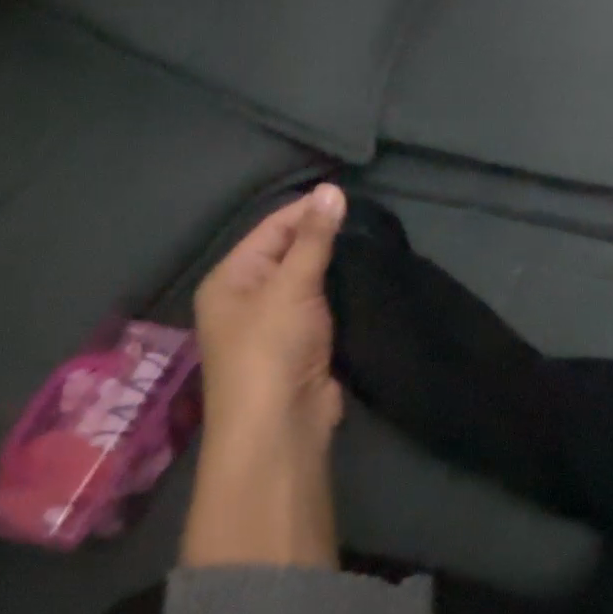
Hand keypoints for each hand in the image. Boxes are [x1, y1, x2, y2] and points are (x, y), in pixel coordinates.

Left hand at [183, 184, 346, 567]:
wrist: (281, 422)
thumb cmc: (272, 349)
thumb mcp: (292, 286)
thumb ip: (315, 239)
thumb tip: (333, 190)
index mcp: (231, 278)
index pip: (273, 229)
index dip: (310, 212)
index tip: (355, 199)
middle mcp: (250, 296)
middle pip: (293, 253)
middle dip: (329, 238)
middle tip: (375, 223)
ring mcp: (279, 321)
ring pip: (314, 280)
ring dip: (341, 266)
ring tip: (381, 246)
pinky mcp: (309, 342)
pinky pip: (329, 305)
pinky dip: (348, 292)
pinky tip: (375, 280)